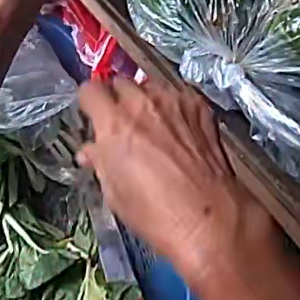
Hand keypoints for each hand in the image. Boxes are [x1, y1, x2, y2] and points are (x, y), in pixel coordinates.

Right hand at [77, 77, 279, 295]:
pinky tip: (179, 131)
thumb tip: (91, 151)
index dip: (90, 101)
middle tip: (124, 124)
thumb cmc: (156, 214)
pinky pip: (177, 96)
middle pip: (120, 83)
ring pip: (150, 86)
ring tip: (154, 127)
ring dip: (146, 101)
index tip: (94, 113)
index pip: (90, 89)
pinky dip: (173, 108)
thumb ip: (100, 162)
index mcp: (114, 124)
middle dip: (118, 100)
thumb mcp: (115, 194)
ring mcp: (173, 100)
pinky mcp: (197, 104)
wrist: (209, 217)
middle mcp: (142, 104)